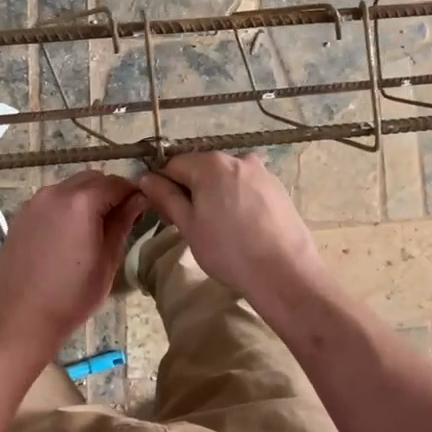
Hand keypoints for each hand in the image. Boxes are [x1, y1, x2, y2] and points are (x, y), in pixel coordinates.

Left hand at [0, 170, 146, 355]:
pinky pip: (52, 200)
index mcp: (81, 202)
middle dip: (109, 192)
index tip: (143, 208)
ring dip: (87, 197)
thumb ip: (123, 223)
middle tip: (120, 220)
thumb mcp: (107, 261)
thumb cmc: (71, 295)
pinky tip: (69, 234)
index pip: (116, 183)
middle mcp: (56, 192)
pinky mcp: (22, 214)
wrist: (20, 317)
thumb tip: (139, 199)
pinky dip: (67, 206)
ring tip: (94, 228)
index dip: (133, 193)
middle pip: (92, 178)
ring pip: (70, 186)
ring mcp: (35, 201)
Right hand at [136, 152, 328, 303]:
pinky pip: (247, 188)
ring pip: (225, 179)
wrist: (285, 273)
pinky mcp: (278, 188)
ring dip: (215, 195)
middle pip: (201, 169)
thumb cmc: (229, 250)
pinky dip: (237, 201)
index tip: (163, 212)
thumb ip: (166, 197)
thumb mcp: (189, 226)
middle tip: (189, 225)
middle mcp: (237, 158)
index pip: (173, 164)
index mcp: (211, 163)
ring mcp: (262, 172)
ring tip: (218, 229)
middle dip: (190, 190)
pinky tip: (242, 228)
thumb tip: (146, 178)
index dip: (163, 186)